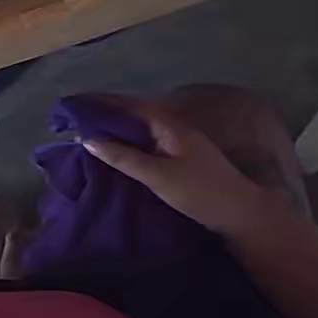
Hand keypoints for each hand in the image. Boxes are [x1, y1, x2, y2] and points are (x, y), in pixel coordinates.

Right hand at [81, 96, 297, 239]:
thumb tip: (88, 139)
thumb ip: (122, 157)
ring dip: (112, 127)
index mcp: (169, 125)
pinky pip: (142, 142)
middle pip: (132, 113)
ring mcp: (176, 143)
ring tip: (84, 131)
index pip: (129, 105)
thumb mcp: (157, 175)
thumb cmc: (201, 192)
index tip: (74, 101)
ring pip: (137, 128)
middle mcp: (172, 128)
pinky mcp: (177, 158)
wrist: (244, 217)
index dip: (101, 101)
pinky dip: (123, 141)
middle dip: (103, 112)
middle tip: (73, 118)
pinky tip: (111, 150)